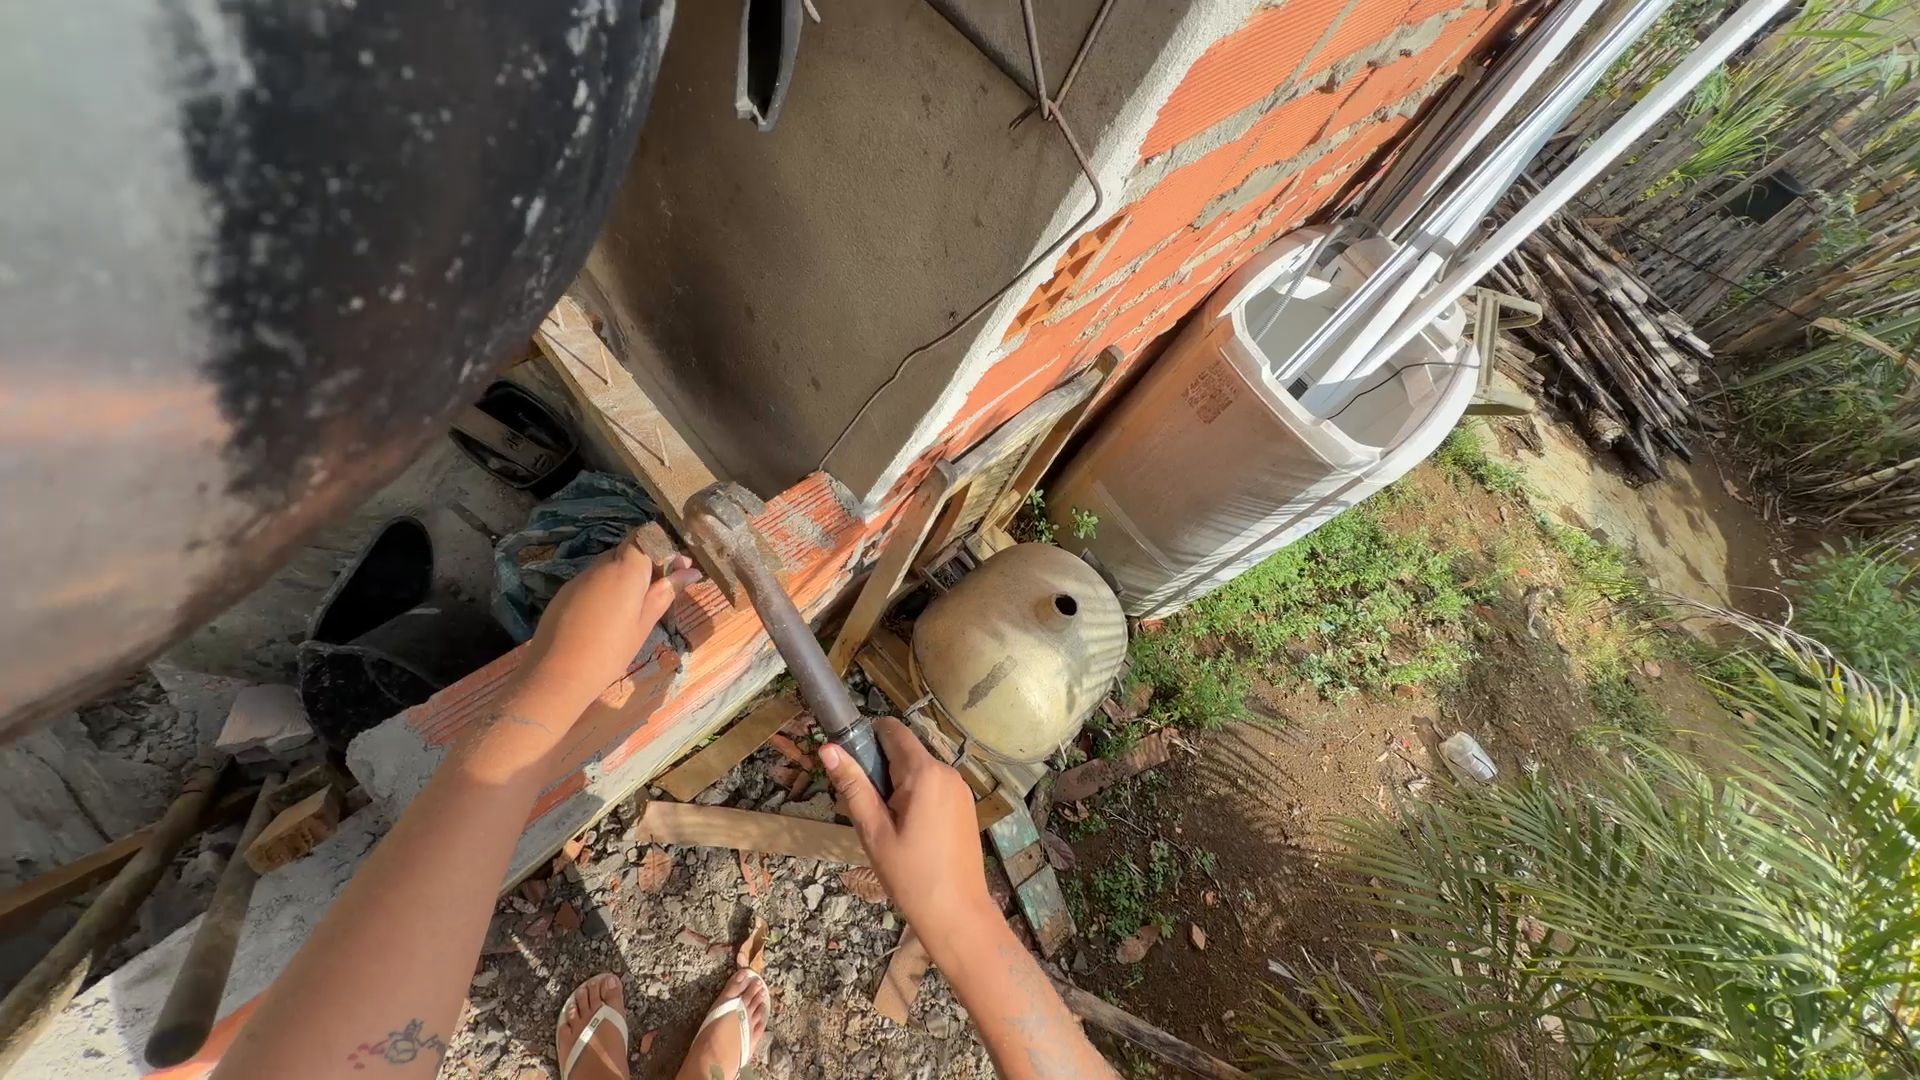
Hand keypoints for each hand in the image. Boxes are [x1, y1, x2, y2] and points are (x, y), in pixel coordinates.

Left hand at [517, 528, 701, 709]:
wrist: (557, 675)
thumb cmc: (612, 650)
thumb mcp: (646, 622)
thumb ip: (667, 591)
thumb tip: (690, 571)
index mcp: (625, 570)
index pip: (644, 536)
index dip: (662, 546)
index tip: (677, 569)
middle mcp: (601, 566)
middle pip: (627, 550)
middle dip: (647, 563)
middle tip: (663, 589)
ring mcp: (579, 578)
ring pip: (609, 565)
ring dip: (627, 576)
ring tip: (636, 607)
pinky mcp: (564, 593)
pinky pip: (593, 580)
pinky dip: (607, 588)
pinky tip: (609, 616)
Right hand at [821, 717, 995, 934]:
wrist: (958, 915)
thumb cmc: (911, 876)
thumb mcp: (874, 832)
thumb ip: (853, 787)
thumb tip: (828, 749)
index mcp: (925, 772)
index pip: (893, 730)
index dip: (868, 738)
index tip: (851, 765)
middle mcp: (947, 771)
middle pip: (905, 751)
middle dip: (881, 769)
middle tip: (867, 810)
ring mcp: (960, 788)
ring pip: (919, 770)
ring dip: (898, 785)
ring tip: (887, 827)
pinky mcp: (965, 805)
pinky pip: (934, 786)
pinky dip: (917, 797)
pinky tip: (909, 832)